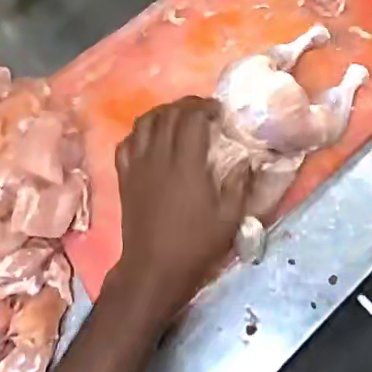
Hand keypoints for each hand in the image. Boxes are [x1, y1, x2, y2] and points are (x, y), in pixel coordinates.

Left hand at [109, 97, 245, 325]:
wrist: (154, 267)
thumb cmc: (195, 244)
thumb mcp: (229, 218)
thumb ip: (240, 184)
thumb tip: (247, 159)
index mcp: (186, 164)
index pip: (191, 118)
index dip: (205, 108)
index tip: (218, 112)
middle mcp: (158, 156)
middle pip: (168, 114)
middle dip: (186, 105)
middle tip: (202, 110)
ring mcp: (137, 164)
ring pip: (144, 122)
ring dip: (162, 112)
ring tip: (177, 117)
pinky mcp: (124, 175)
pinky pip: (126, 142)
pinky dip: (139, 132)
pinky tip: (150, 138)